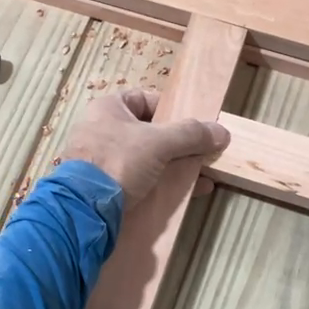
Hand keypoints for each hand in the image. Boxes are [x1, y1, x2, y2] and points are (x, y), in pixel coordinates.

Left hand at [62, 89, 229, 204]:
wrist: (86, 209)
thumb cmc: (120, 162)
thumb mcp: (159, 143)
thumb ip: (191, 135)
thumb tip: (222, 132)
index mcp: (107, 108)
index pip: (144, 99)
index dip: (171, 109)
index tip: (192, 124)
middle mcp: (100, 130)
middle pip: (148, 131)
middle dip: (178, 143)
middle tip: (201, 152)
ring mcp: (100, 160)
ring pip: (146, 158)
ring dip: (173, 165)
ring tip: (200, 174)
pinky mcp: (105, 186)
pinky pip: (139, 179)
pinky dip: (162, 183)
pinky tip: (187, 192)